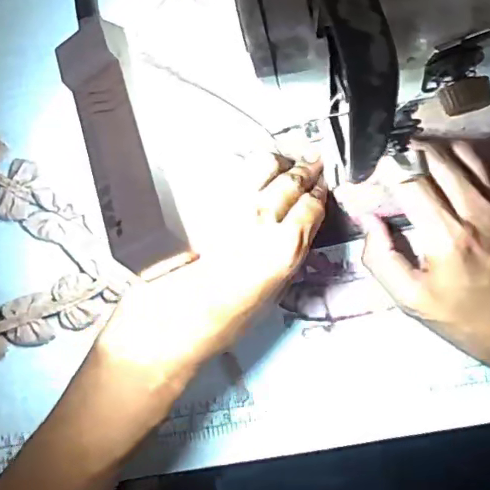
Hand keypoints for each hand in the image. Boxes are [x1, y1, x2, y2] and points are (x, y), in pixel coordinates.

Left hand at [92, 154, 326, 391]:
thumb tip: (298, 232)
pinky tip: (250, 172)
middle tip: (313, 162)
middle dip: (306, 169)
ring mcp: (229, 207)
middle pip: (291, 181)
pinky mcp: (202, 201)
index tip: (322, 186)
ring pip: (263, 166)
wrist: (167, 327)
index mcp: (283, 250)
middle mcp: (259, 222)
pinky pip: (233, 173)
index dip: (319, 193)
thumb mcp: (272, 294)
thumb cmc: (216, 322)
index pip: (311, 206)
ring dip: (279, 162)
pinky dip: (248, 169)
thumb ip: (289, 256)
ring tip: (283, 162)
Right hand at [358, 140, 489, 377]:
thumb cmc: (471, 322)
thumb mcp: (415, 303)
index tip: (365, 174)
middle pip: (431, 154)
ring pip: (458, 149)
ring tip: (411, 161)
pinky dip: (460, 154)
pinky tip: (446, 166)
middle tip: (384, 163)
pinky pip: (483, 161)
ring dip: (429, 148)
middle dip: (401, 151)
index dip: (381, 168)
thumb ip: (383, 259)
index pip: (407, 177)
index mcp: (445, 235)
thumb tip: (367, 219)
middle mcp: (473, 208)